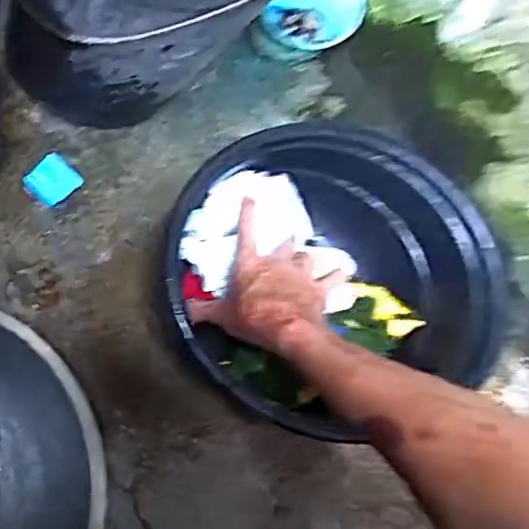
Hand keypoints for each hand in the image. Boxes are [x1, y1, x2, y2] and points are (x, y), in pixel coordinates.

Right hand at [188, 196, 349, 355]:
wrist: (288, 330)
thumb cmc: (250, 318)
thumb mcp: (220, 316)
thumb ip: (202, 310)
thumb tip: (186, 307)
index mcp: (250, 265)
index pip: (246, 235)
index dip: (247, 216)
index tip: (251, 198)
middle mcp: (277, 263)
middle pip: (285, 245)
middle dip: (286, 244)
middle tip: (286, 246)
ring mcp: (301, 273)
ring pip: (308, 257)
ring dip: (306, 260)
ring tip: (306, 263)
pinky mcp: (321, 287)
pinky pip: (335, 276)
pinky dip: (337, 275)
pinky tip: (341, 274)